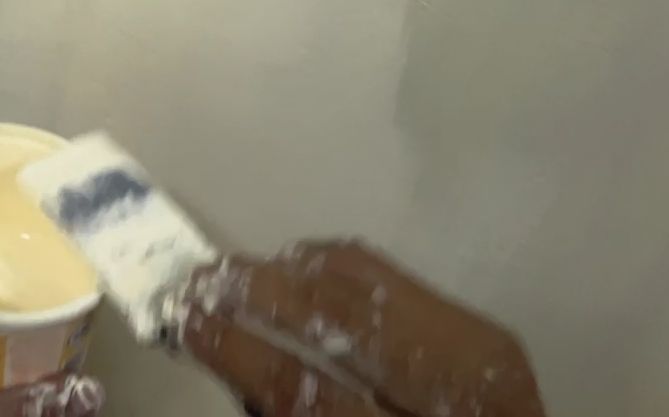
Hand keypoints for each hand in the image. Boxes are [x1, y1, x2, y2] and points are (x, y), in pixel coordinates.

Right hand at [180, 241, 544, 415]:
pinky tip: (297, 271)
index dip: (240, 353)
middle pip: (340, 321)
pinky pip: (387, 275)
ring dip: (289, 272)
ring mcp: (479, 359)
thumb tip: (214, 341)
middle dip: (259, 291)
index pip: (308, 394)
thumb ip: (283, 406)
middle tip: (201, 279)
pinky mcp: (481, 331)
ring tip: (241, 274)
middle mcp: (457, 401)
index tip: (188, 318)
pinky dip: (330, 266)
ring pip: (363, 283)